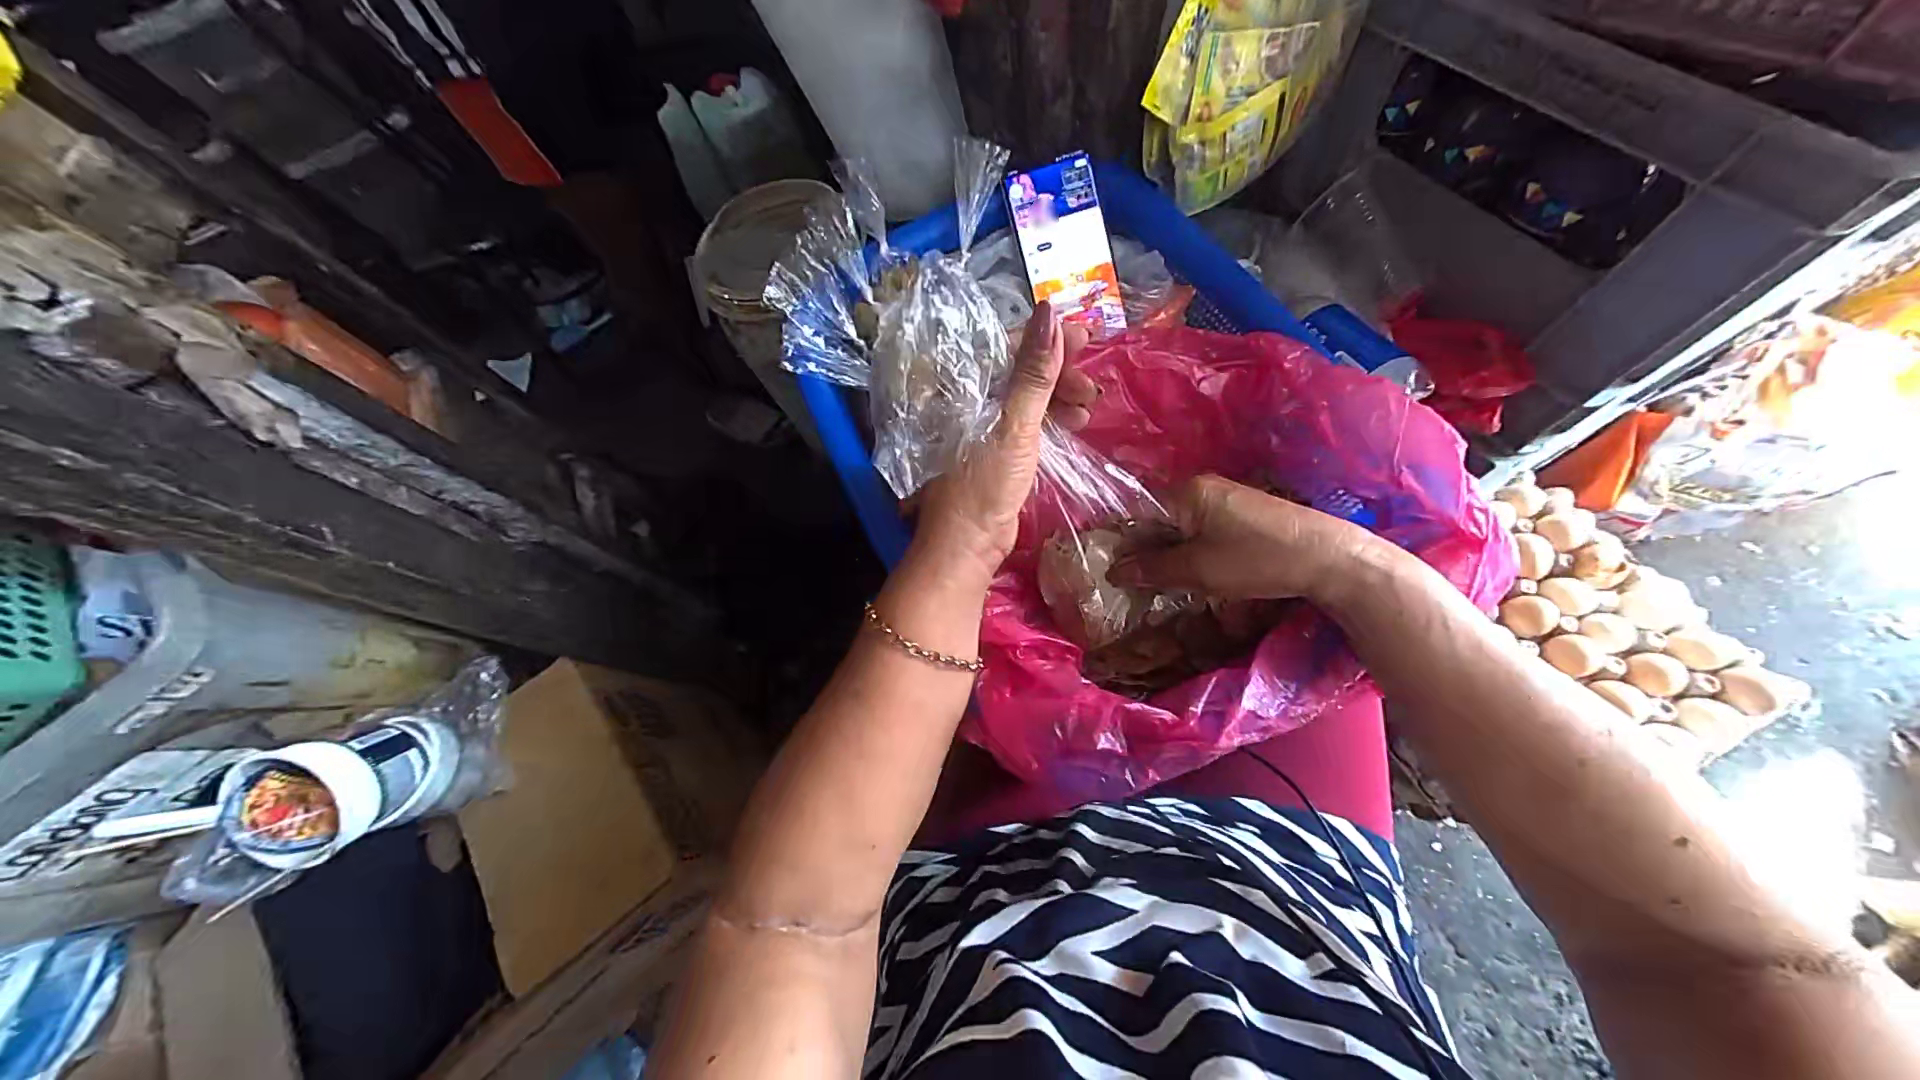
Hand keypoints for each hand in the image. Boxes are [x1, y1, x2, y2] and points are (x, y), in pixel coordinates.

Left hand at [916, 301, 1095, 577]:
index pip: (1007, 345)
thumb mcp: (1015, 425)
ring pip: (1028, 396)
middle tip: (1091, 386)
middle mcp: (969, 399)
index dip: (1047, 339)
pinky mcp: (996, 447)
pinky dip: (1052, 418)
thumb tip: (1050, 312)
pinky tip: (1075, 421)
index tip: (1086, 337)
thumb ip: (1034, 372)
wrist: (969, 544)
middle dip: (1060, 373)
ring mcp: (983, 424)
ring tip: (1087, 408)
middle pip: (1021, 369)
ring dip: (1061, 396)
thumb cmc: (985, 484)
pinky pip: (1029, 419)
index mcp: (961, 386)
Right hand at [1108, 475, 1383, 600]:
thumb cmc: (1257, 560)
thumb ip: (1152, 569)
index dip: (1118, 540)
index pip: (1134, 511)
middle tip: (1126, 580)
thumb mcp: (1199, 570)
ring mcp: (1223, 498)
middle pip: (1155, 516)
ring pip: (1177, 524)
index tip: (1104, 566)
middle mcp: (1201, 486)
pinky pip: (1198, 528)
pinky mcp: (1240, 512)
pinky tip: (1188, 571)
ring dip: (1164, 551)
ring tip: (1153, 580)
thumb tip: (1113, 571)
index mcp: (1185, 492)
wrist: (1329, 557)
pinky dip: (1187, 548)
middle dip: (1140, 547)